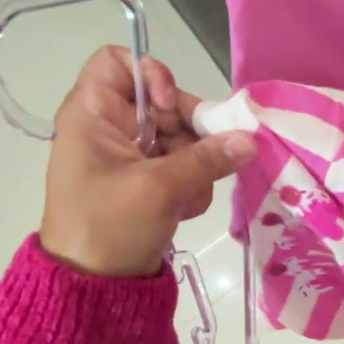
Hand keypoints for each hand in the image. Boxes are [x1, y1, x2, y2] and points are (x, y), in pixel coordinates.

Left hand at [39, 46, 256, 276]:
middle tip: (211, 159)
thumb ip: (207, 160)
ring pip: (183, 140)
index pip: (119, 63)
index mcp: (93, 114)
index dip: (152, 75)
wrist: (95, 280)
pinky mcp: (151, 182)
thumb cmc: (108, 224)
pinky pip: (186, 168)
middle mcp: (113, 127)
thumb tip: (250, 139)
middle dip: (192, 134)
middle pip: (166, 105)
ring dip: (197, 167)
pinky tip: (184, 208)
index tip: (172, 106)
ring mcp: (133, 156)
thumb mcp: (159, 188)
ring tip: (188, 196)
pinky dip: (193, 187)